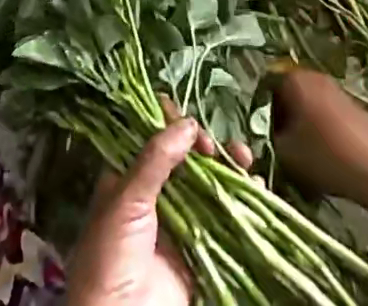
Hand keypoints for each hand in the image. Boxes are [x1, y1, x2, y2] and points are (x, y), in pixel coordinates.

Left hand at [65, 110, 251, 305]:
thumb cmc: (111, 253)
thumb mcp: (127, 199)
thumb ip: (156, 159)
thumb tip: (188, 123)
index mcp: (126, 180)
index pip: (150, 140)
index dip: (168, 124)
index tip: (185, 113)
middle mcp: (153, 196)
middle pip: (184, 160)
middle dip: (203, 145)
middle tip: (213, 143)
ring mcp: (179, 222)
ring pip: (208, 184)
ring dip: (227, 167)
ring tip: (243, 155)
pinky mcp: (201, 248)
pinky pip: (224, 218)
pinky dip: (242, 199)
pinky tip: (256, 183)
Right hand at [271, 69, 367, 209]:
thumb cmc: (324, 154)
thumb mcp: (284, 151)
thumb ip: (268, 138)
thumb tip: (271, 134)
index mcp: (293, 79)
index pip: (265, 86)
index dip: (260, 110)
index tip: (262, 134)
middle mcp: (313, 76)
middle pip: (287, 93)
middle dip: (282, 116)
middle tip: (280, 142)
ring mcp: (335, 89)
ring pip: (307, 103)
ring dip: (301, 123)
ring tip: (301, 150)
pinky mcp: (353, 105)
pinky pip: (325, 112)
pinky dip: (320, 127)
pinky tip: (323, 151)